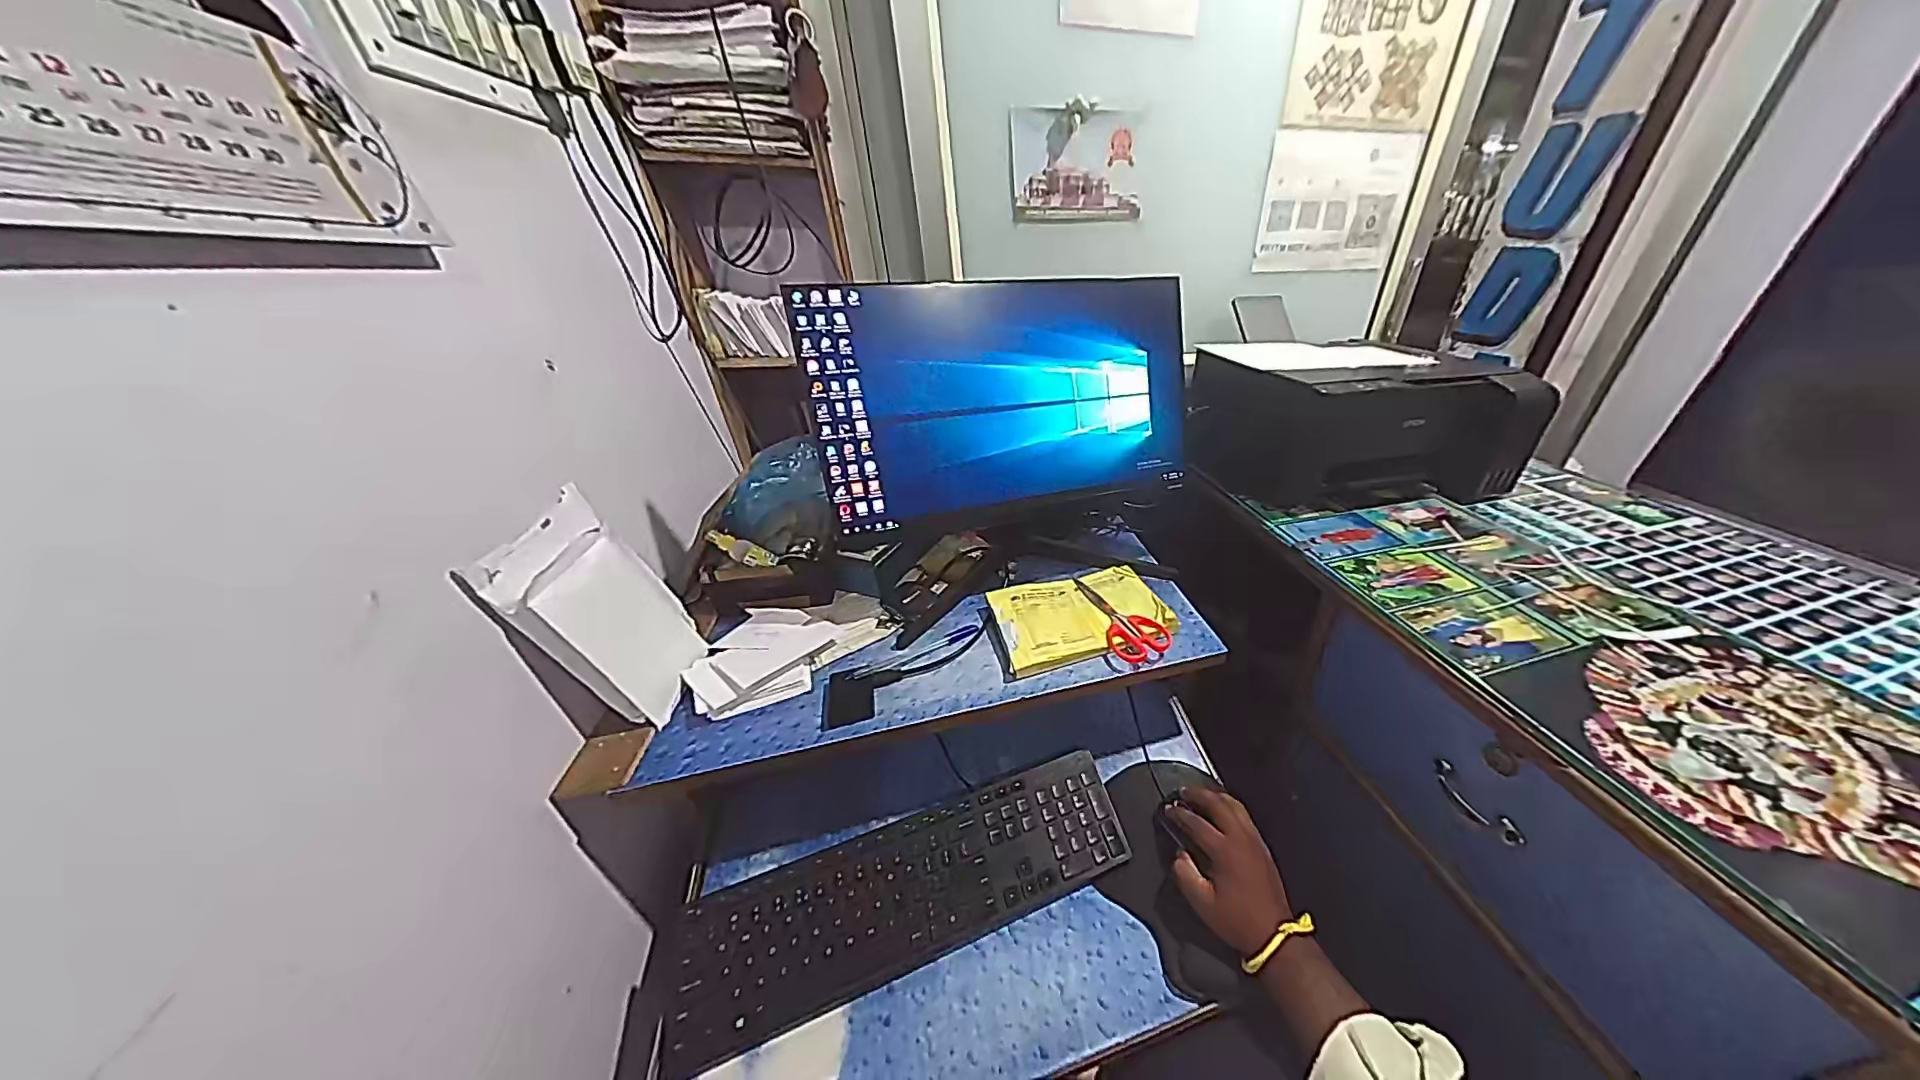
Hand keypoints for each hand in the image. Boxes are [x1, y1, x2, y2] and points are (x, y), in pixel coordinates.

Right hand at [1166, 786, 1292, 956]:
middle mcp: (1241, 839)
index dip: (1179, 813)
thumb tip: (1180, 855)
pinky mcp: (1263, 847)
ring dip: (1215, 796)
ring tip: (1202, 794)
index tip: (1168, 810)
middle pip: (1218, 804)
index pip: (1196, 823)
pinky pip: (1245, 816)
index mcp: (1224, 851)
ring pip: (1235, 806)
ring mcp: (1255, 841)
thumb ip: (1184, 874)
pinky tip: (1223, 809)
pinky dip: (1230, 805)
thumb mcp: (1202, 902)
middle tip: (1183, 792)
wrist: (1274, 934)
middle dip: (1198, 795)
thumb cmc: (1237, 920)